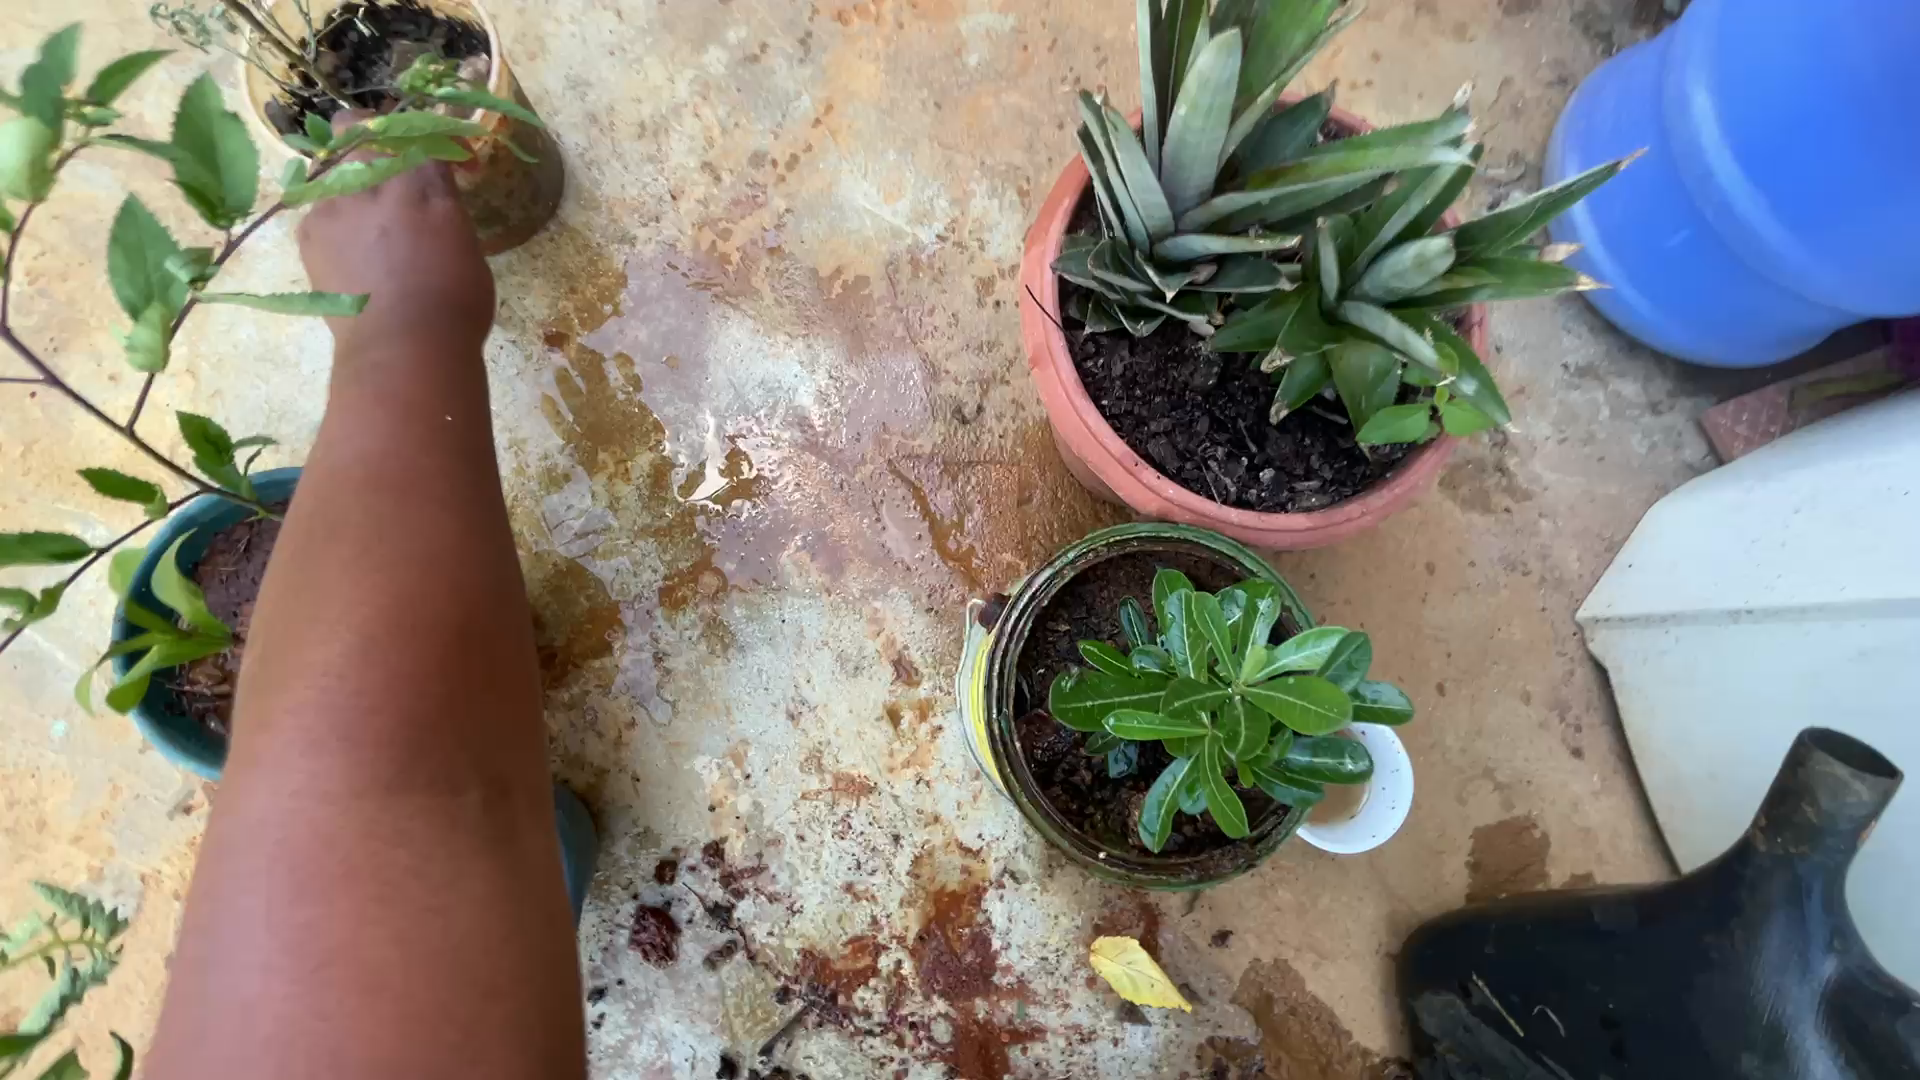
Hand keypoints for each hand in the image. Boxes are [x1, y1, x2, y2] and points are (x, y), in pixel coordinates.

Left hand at [296, 111, 495, 359]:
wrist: (405, 345)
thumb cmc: (457, 308)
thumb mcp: (469, 255)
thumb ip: (447, 218)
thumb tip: (436, 209)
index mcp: (426, 191)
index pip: (428, 140)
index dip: (444, 144)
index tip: (460, 163)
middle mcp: (375, 186)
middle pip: (358, 129)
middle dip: (377, 135)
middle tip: (395, 161)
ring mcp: (334, 206)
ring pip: (334, 169)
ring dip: (356, 184)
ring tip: (375, 219)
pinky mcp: (309, 232)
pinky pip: (321, 210)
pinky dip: (341, 220)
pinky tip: (359, 252)